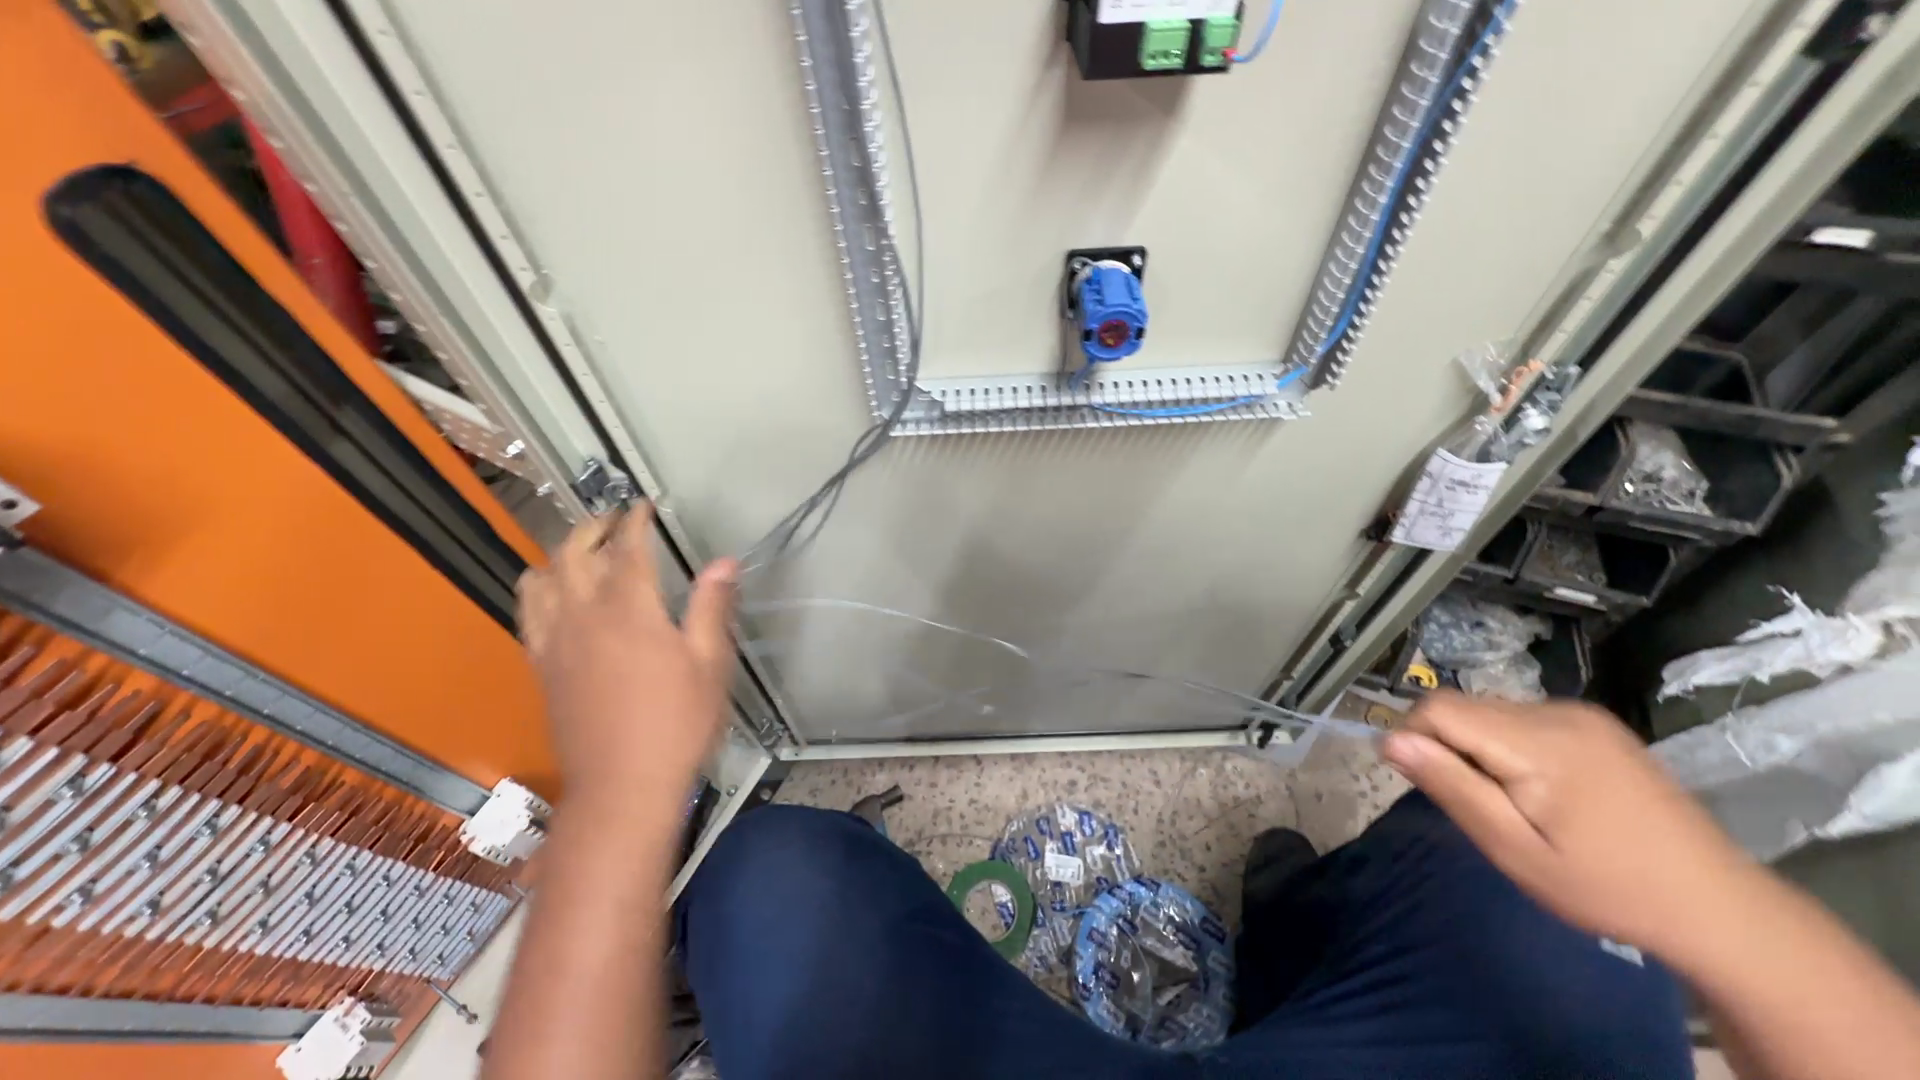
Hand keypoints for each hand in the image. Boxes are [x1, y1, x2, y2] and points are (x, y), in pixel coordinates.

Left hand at [515, 507, 737, 808]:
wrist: (621, 787)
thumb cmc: (677, 726)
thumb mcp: (709, 665)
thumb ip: (711, 608)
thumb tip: (724, 562)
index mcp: (630, 609)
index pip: (628, 547)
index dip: (636, 521)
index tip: (644, 506)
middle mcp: (583, 614)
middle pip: (574, 552)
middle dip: (592, 527)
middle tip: (613, 520)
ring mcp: (554, 640)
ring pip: (541, 577)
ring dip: (559, 554)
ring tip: (579, 553)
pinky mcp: (540, 666)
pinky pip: (527, 612)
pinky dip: (538, 590)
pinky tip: (555, 598)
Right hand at [1383, 692, 1756, 956]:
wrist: (1716, 905)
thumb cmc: (1606, 887)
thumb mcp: (1515, 849)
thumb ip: (1453, 787)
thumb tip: (1390, 740)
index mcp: (1539, 741)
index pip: (1439, 707)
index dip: (1413, 738)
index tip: (1423, 785)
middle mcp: (1559, 712)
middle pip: (1466, 706)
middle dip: (1447, 746)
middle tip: (1472, 808)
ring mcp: (1584, 716)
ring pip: (1492, 712)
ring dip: (1476, 748)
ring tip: (1506, 805)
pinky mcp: (1598, 726)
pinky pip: (1525, 720)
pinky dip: (1507, 747)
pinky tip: (1536, 793)